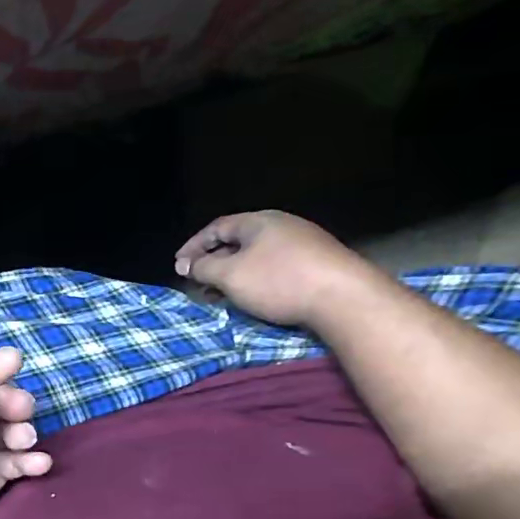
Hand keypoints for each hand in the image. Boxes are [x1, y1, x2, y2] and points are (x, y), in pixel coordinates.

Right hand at [174, 210, 389, 327]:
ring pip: (254, 255)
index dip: (193, 246)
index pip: (216, 227)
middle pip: (236, 240)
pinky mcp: (314, 262)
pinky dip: (252, 279)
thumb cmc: (278, 281)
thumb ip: (203, 268)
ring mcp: (301, 242)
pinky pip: (272, 266)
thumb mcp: (230, 275)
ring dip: (232, 274)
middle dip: (212, 261)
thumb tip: (187, 265)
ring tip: (219, 294)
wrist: (342, 296)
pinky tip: (250, 295)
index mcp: (258, 221)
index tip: (177, 266)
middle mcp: (280, 225)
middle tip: (196, 282)